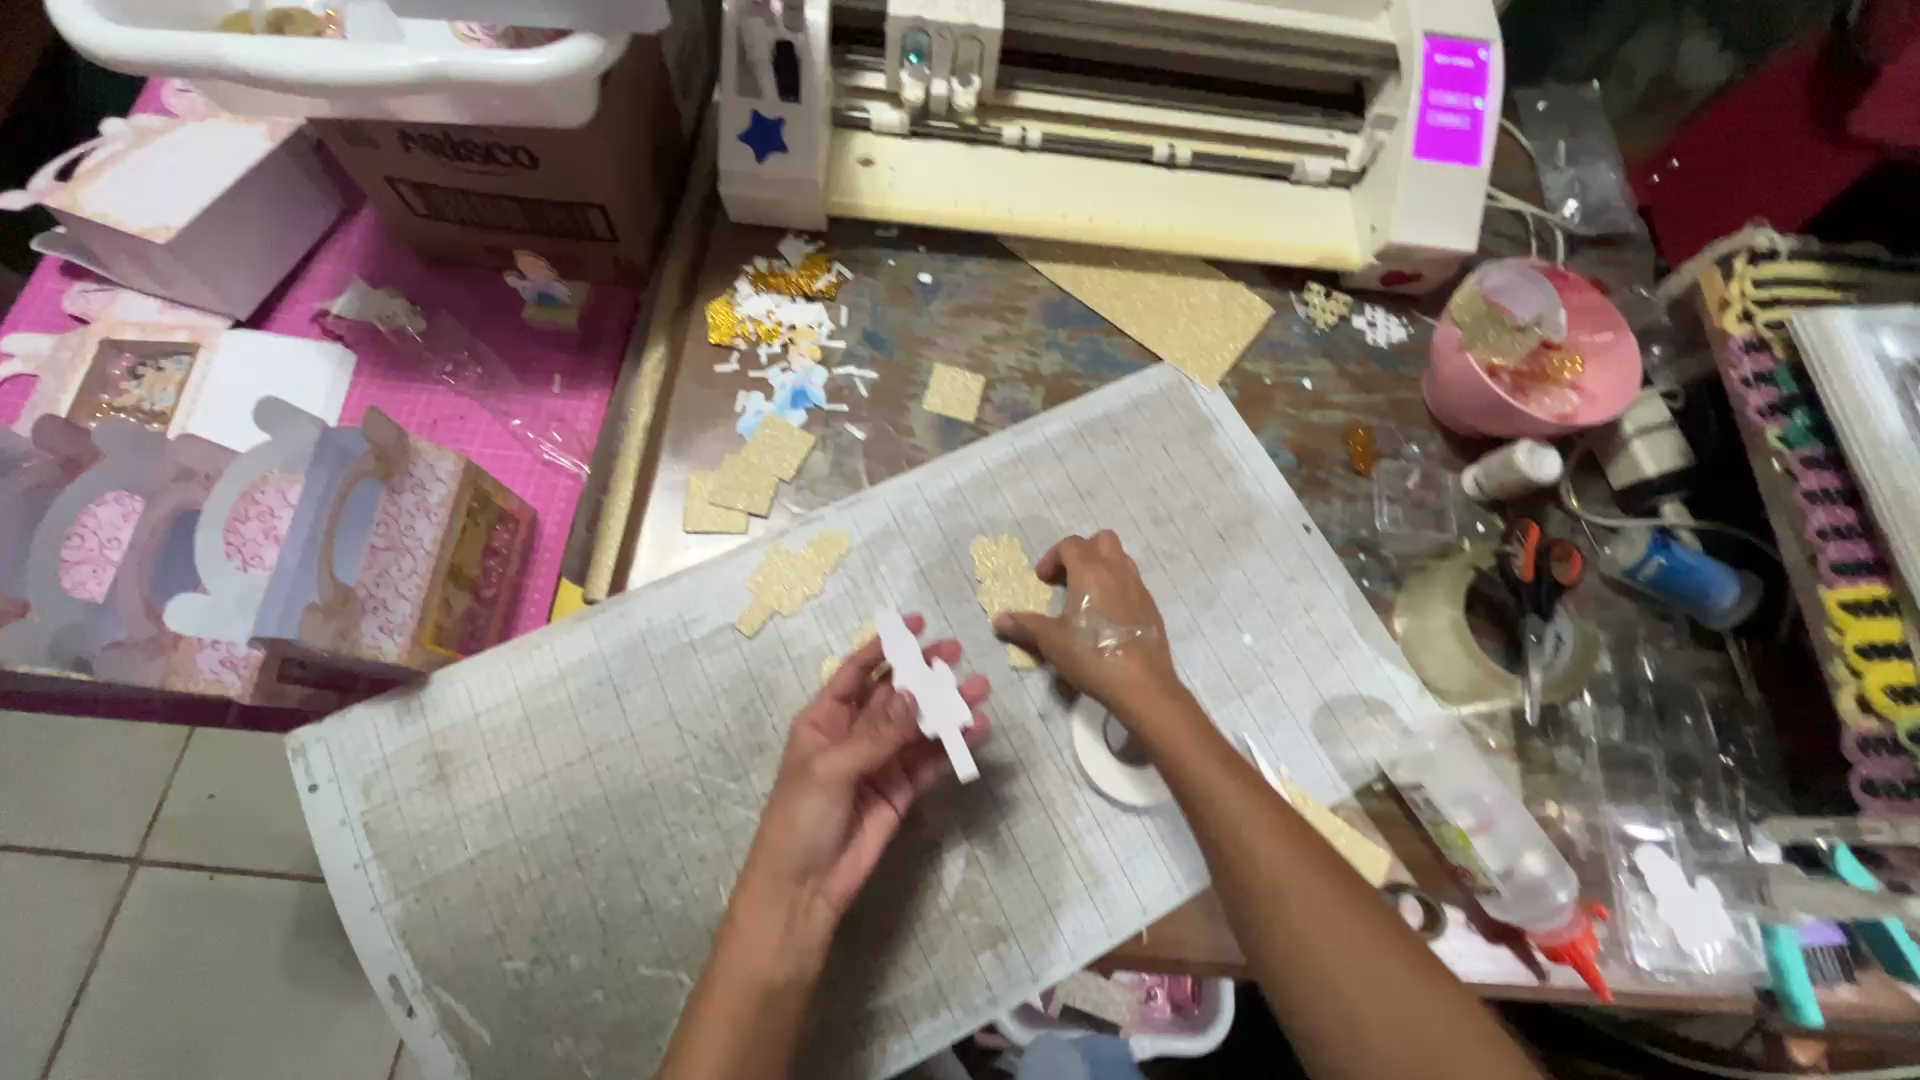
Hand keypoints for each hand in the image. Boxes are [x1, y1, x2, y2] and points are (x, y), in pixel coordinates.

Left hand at [728, 614, 990, 957]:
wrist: (803, 889)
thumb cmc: (800, 819)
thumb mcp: (832, 769)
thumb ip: (876, 732)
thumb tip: (912, 693)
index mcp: (824, 720)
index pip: (856, 672)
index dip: (883, 647)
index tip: (915, 625)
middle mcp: (853, 734)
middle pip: (893, 694)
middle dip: (923, 674)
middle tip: (956, 653)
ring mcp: (880, 762)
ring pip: (917, 726)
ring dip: (945, 709)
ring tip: (979, 690)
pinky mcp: (901, 790)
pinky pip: (929, 760)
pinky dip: (951, 746)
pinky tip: (975, 731)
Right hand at [993, 531, 1183, 715]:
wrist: (1142, 684)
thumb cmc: (1092, 655)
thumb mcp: (1051, 642)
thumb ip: (1025, 626)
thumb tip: (998, 620)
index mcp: (1090, 571)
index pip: (1070, 544)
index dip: (1052, 557)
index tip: (1042, 580)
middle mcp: (1117, 571)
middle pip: (1102, 540)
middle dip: (1082, 552)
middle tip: (1067, 577)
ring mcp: (1139, 588)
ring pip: (1121, 559)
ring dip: (1102, 567)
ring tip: (1087, 595)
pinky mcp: (1151, 607)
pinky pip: (1132, 583)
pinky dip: (1117, 587)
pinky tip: (1107, 617)